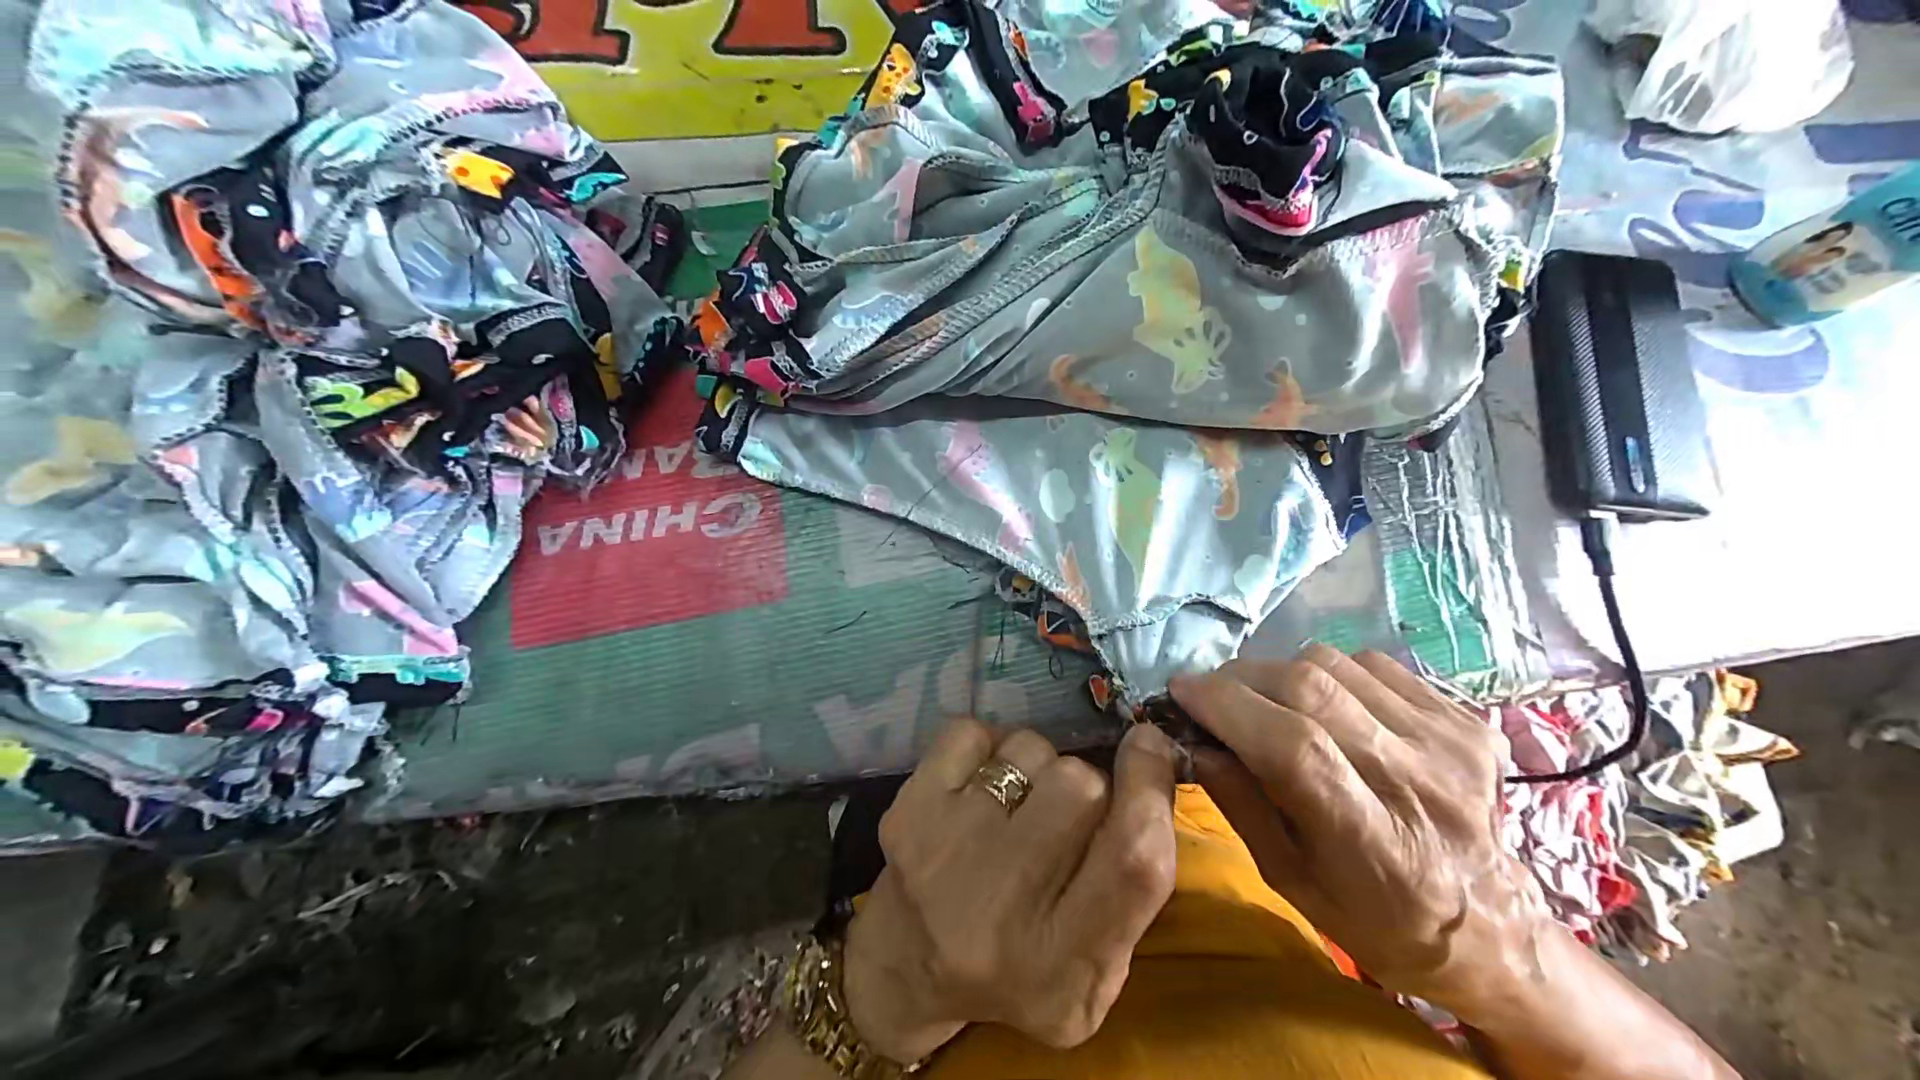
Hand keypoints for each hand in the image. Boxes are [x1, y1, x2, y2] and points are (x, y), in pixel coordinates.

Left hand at [840, 721, 1179, 1061]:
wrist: (908, 965)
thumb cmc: (1016, 969)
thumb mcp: (1094, 972)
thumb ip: (1133, 887)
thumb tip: (1152, 766)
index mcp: (1062, 967)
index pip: (1133, 861)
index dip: (1152, 788)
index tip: (1152, 745)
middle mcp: (999, 910)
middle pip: (1081, 787)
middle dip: (1090, 784)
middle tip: (1069, 811)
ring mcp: (945, 853)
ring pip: (1029, 750)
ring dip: (1037, 765)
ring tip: (1020, 802)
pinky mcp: (907, 810)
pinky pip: (973, 733)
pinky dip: (987, 746)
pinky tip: (979, 785)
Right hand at [1169, 646, 1548, 1021]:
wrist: (1491, 927)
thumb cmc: (1374, 918)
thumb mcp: (1290, 879)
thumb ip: (1240, 803)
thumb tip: (1193, 740)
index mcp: (1372, 840)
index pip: (1292, 746)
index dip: (1227, 706)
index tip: (1181, 691)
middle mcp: (1418, 781)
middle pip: (1311, 689)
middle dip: (1240, 678)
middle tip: (1212, 691)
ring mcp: (1450, 743)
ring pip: (1334, 664)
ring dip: (1278, 670)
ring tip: (1263, 698)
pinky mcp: (1465, 720)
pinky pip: (1372, 664)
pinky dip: (1327, 671)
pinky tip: (1321, 702)